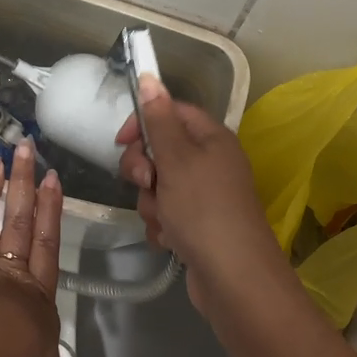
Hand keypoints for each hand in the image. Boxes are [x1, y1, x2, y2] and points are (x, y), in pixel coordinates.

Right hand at [115, 76, 283, 307]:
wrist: (235, 280)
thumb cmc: (204, 210)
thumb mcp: (176, 158)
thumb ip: (159, 118)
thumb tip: (150, 76)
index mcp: (212, 138)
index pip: (171, 112)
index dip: (143, 122)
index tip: (121, 141)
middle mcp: (211, 162)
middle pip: (161, 149)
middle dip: (144, 169)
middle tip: (147, 182)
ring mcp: (205, 196)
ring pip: (158, 185)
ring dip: (152, 202)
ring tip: (165, 219)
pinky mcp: (197, 226)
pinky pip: (166, 214)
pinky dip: (162, 225)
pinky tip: (169, 240)